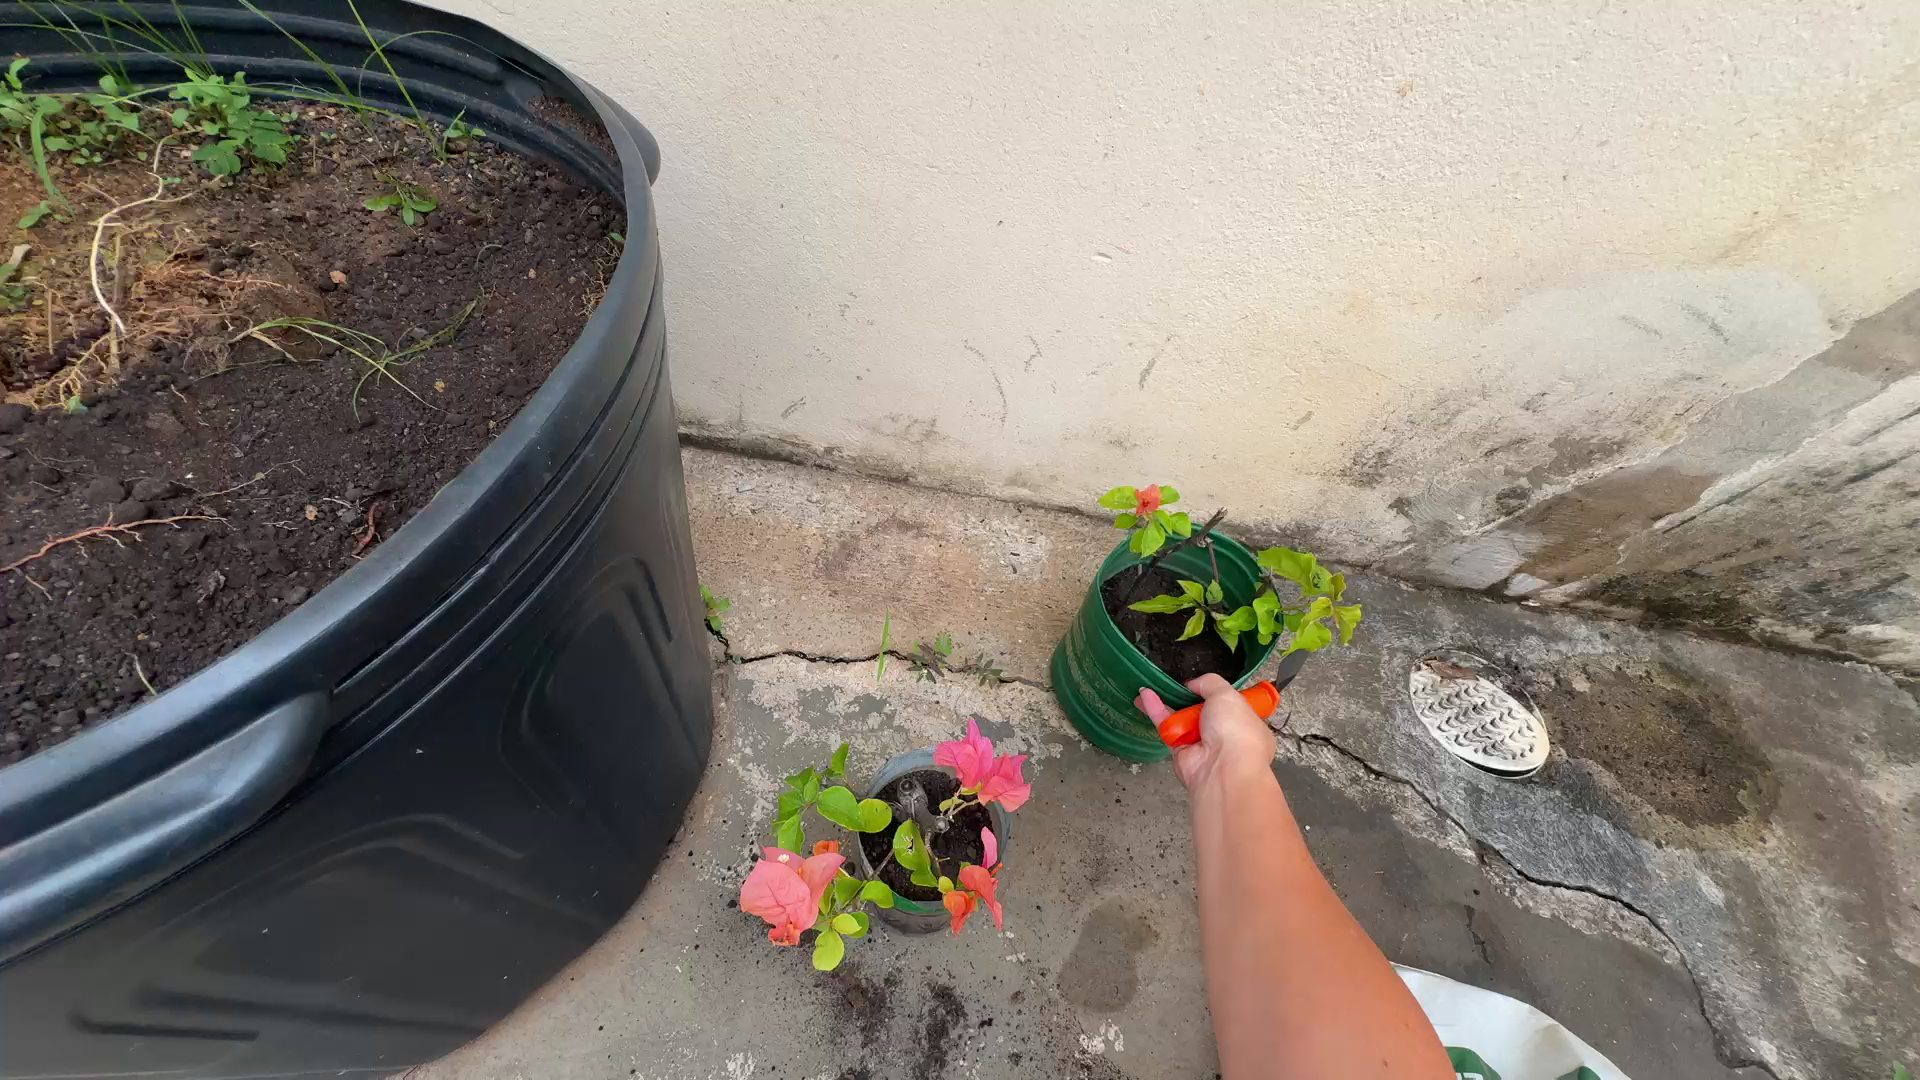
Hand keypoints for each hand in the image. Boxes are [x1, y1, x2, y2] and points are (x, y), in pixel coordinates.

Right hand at [1136, 673, 1276, 790]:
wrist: (1223, 769)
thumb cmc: (1236, 732)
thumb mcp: (1227, 695)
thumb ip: (1209, 683)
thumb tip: (1193, 684)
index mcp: (1247, 724)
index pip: (1232, 706)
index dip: (1218, 694)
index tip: (1203, 684)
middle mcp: (1226, 736)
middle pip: (1203, 711)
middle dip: (1188, 697)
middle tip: (1174, 683)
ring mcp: (1202, 745)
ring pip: (1181, 717)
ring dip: (1166, 701)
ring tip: (1152, 684)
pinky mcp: (1181, 751)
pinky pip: (1167, 726)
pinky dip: (1155, 710)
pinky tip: (1145, 696)